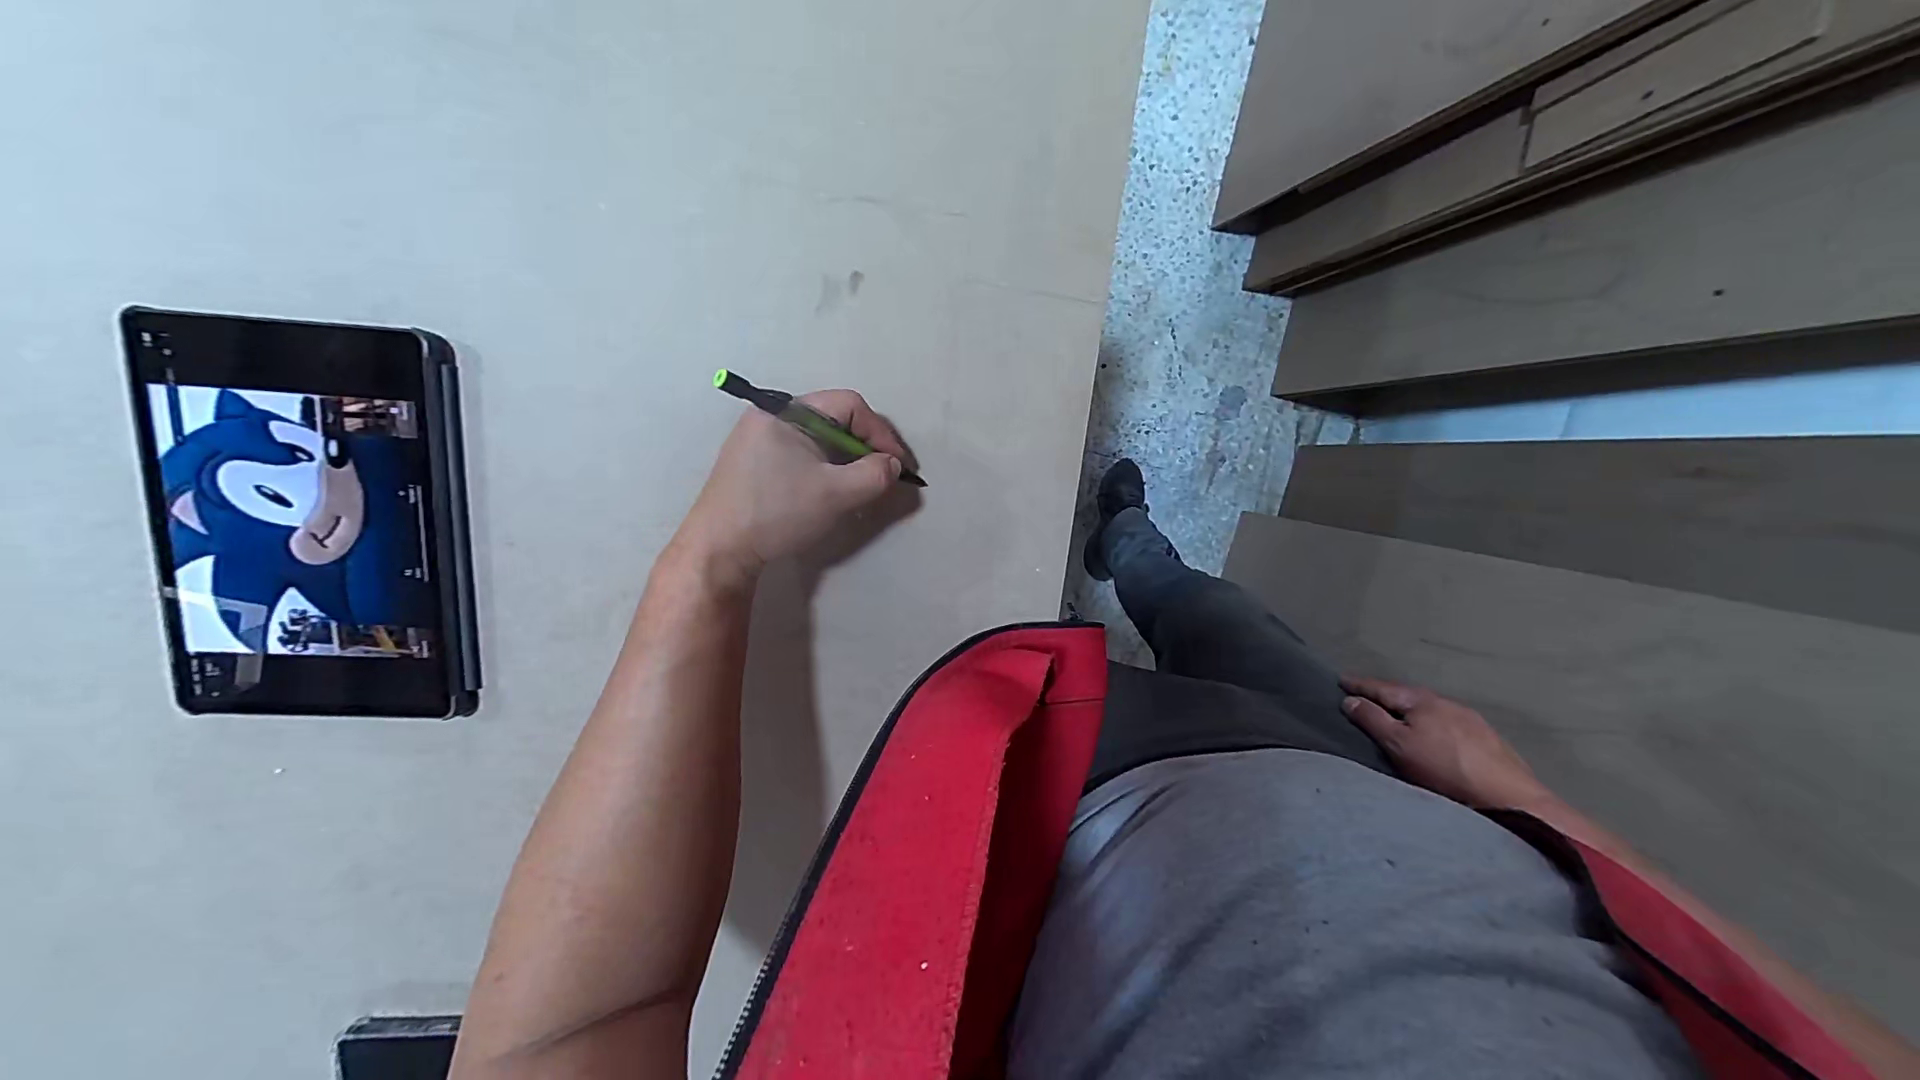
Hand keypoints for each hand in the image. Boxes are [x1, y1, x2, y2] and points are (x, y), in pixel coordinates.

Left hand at [677, 389, 912, 583]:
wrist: (719, 551)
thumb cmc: (776, 513)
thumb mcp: (835, 494)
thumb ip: (874, 474)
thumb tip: (893, 465)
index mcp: (786, 412)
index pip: (849, 406)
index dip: (881, 433)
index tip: (899, 465)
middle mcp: (771, 417)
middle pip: (835, 419)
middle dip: (866, 446)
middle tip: (886, 474)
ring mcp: (761, 440)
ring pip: (821, 439)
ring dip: (849, 459)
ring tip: (864, 485)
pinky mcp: (757, 463)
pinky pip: (804, 454)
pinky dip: (828, 468)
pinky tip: (834, 491)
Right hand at [1340, 675, 1555, 812]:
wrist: (1512, 800)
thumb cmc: (1444, 770)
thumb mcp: (1398, 745)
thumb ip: (1372, 720)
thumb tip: (1351, 699)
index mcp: (1422, 701)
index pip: (1382, 688)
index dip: (1360, 685)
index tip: (1341, 679)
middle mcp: (1448, 704)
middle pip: (1408, 696)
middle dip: (1386, 695)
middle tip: (1365, 696)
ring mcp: (1472, 721)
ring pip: (1431, 710)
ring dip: (1410, 710)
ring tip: (1397, 716)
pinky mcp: (1489, 741)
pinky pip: (1448, 724)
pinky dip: (1431, 724)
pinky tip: (1433, 736)